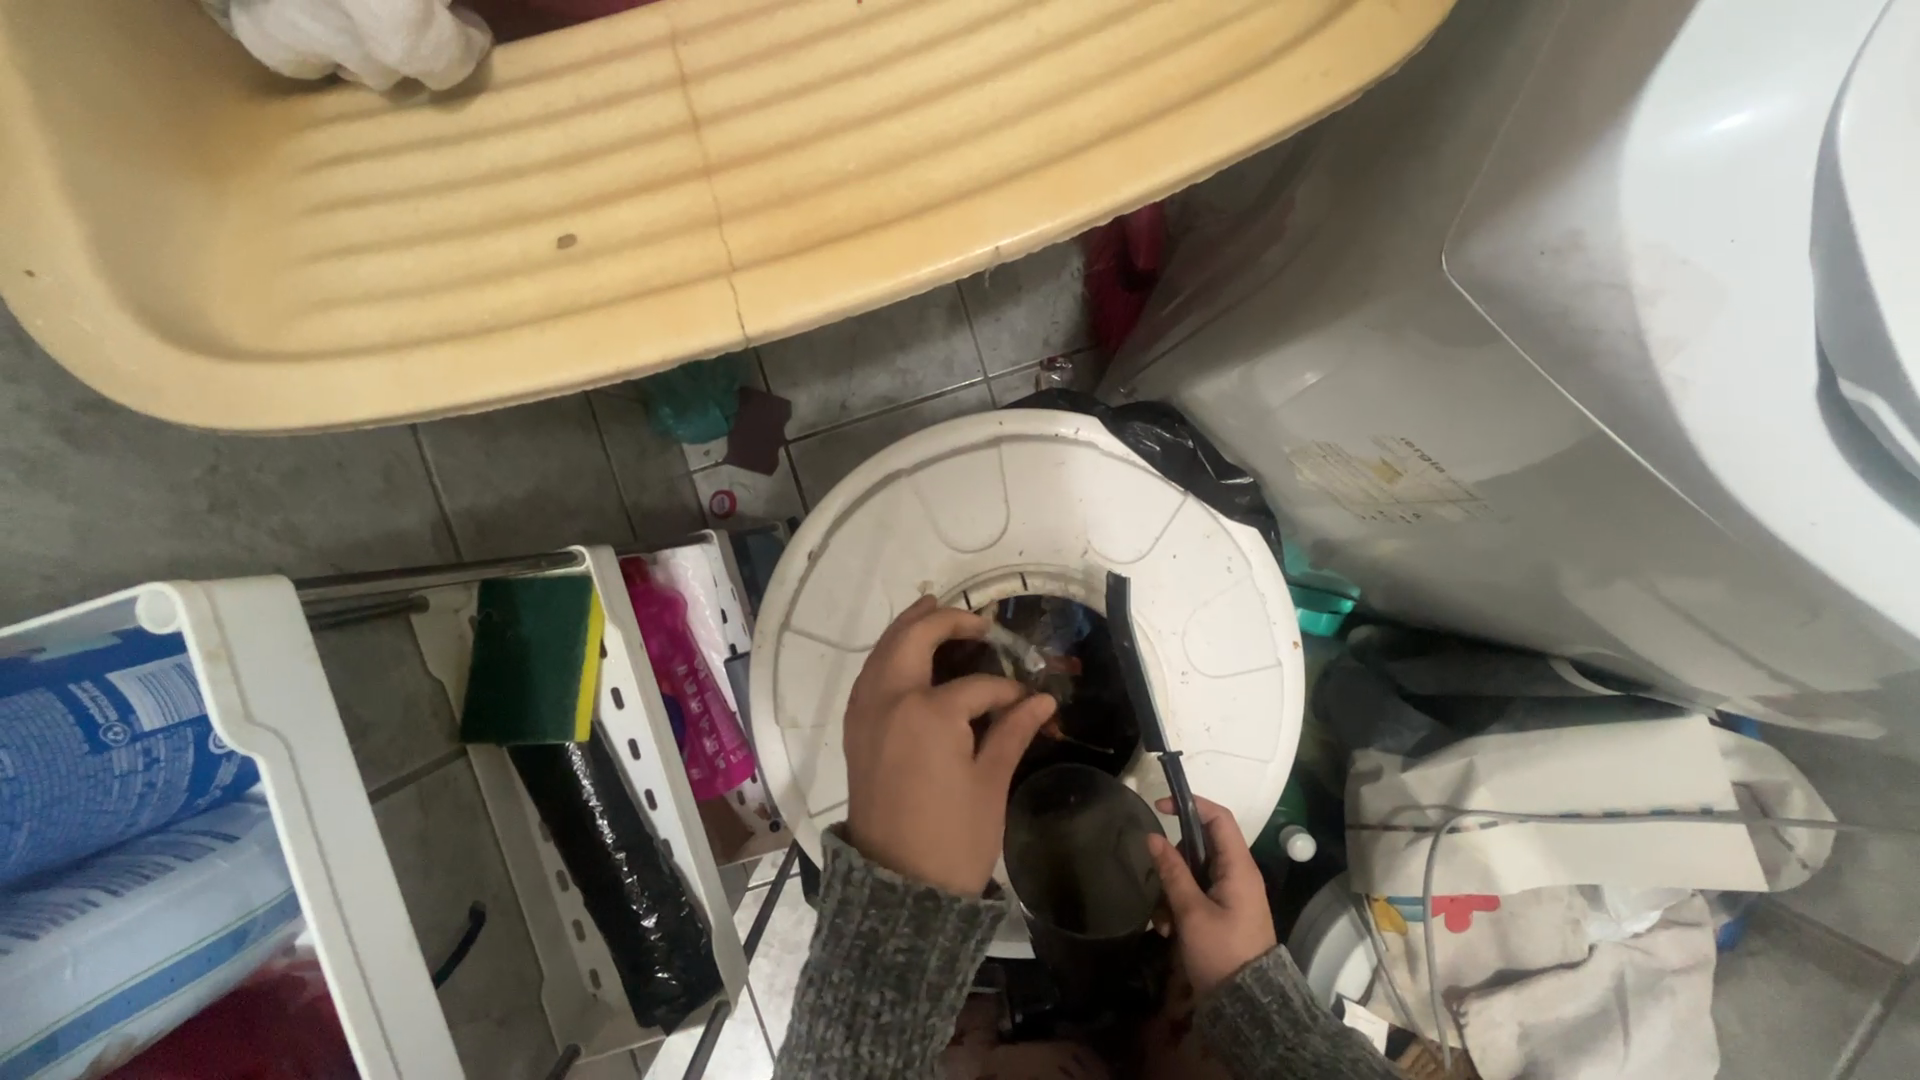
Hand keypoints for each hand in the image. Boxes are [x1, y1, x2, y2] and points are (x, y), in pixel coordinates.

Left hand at [843, 596, 1057, 895]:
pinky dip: (887, 657)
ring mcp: (865, 714)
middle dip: (944, 621)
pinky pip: (869, 676)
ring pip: (882, 652)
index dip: (1009, 692)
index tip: (1030, 703)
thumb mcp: (990, 783)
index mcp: (928, 712)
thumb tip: (1042, 699)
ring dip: (907, 630)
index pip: (978, 686)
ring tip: (932, 611)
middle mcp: (889, 700)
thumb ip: (1012, 731)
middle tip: (974, 620)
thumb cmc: (953, 839)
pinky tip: (905, 658)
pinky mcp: (855, 730)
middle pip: (913, 639)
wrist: (898, 889)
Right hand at [1148, 795, 1276, 996]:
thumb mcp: (1191, 912)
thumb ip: (1172, 872)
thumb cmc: (1222, 953)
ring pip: (1194, 871)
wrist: (1248, 1006)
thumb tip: (1153, 836)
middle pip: (1201, 845)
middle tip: (1158, 880)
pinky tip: (1167, 929)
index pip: (1219, 817)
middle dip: (1173, 860)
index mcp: (1238, 868)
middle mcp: (1238, 875)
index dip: (1190, 805)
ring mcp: (1232, 894)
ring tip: (1161, 920)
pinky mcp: (1225, 912)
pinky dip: (1179, 905)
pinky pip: (1197, 893)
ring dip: (1172, 889)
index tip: (1159, 807)